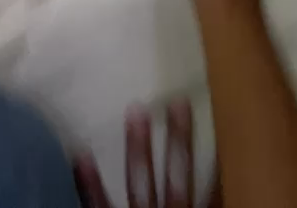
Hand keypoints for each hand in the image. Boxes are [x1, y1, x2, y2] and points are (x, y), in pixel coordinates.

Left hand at [74, 100, 215, 207]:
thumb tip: (215, 172)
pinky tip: (81, 154)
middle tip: (178, 100)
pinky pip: (99, 205)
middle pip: (178, 177)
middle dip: (179, 139)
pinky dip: (89, 183)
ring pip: (141, 184)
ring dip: (139, 148)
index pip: (209, 188)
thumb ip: (204, 199)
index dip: (214, 157)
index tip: (215, 119)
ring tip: (136, 109)